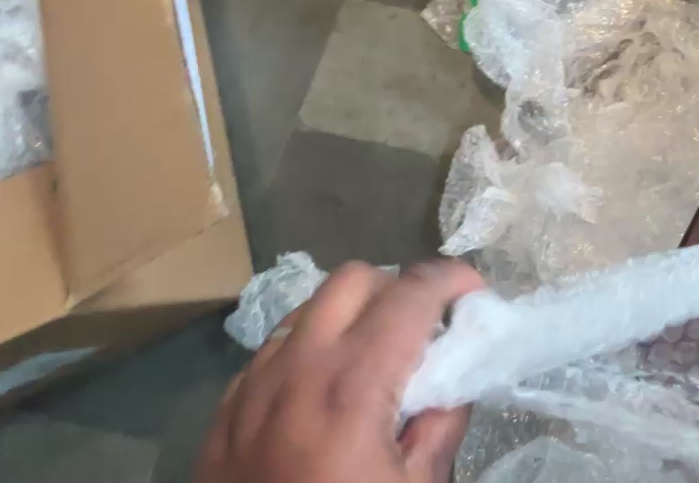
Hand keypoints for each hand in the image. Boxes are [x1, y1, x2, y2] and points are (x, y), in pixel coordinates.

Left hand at [196, 261, 484, 482]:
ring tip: (372, 352)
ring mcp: (252, 389)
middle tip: (423, 327)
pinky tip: (322, 389)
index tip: (475, 295)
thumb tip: (455, 375)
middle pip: (357, 278)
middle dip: (399, 288)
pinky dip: (308, 347)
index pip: (413, 290)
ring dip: (351, 312)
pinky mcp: (223, 416)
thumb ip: (444, 420)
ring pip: (309, 305)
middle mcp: (299, 370)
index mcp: (354, 385)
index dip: (454, 277)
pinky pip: (272, 349)